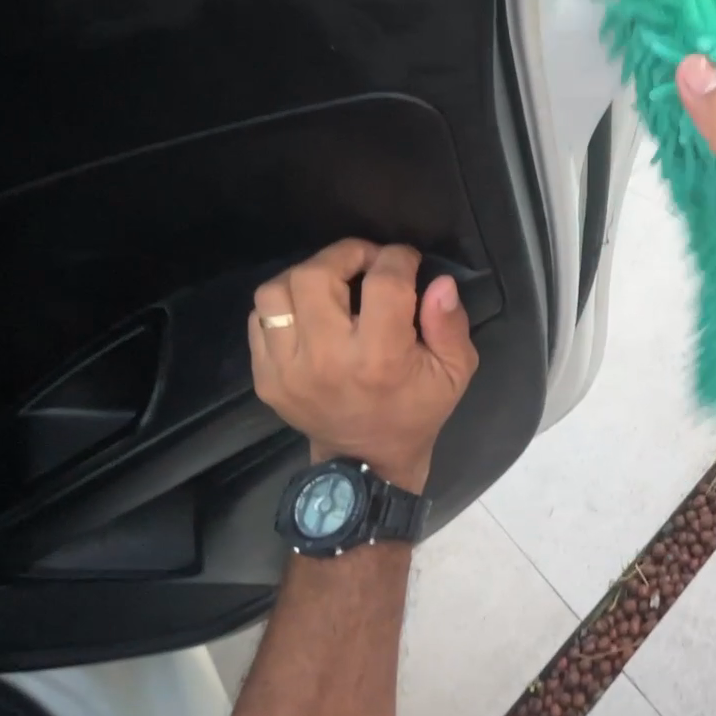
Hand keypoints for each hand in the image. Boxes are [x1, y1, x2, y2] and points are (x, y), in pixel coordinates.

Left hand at [247, 239, 477, 492]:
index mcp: (380, 357)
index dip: (398, 258)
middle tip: (368, 260)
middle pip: (315, 276)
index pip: (383, 283)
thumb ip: (450, 324)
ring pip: (275, 292)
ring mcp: (287, 369)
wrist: (367, 461)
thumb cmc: (419, 410)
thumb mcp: (455, 370)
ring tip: (334, 280)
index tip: (408, 260)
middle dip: (346, 254)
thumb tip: (440, 283)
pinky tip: (312, 309)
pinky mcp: (266, 377)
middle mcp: (327, 359)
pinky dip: (285, 303)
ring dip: (308, 275)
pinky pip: (259, 319)